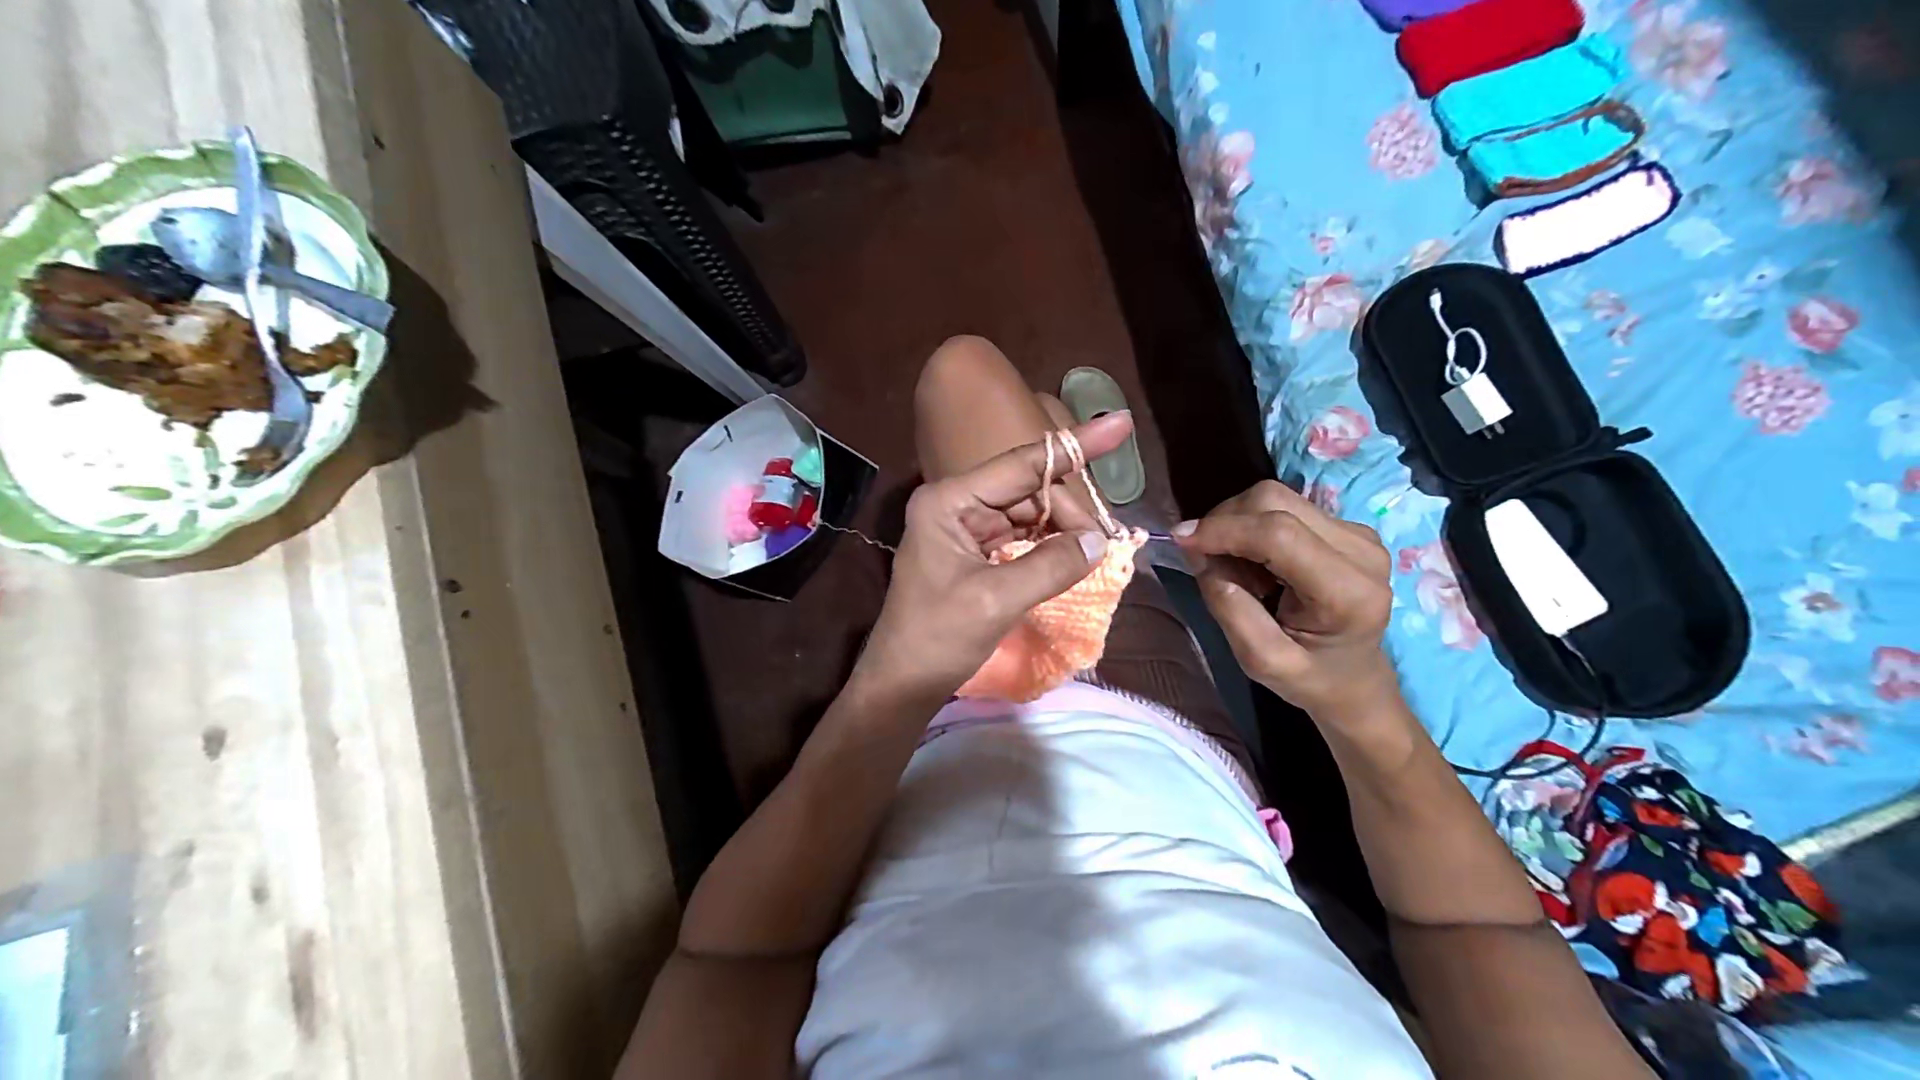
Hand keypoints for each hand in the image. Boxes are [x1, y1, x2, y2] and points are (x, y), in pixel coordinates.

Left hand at [855, 413, 1133, 696]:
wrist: (902, 682)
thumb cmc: (937, 637)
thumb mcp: (997, 600)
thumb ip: (1052, 564)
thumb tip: (1099, 541)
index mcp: (950, 500)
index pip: (1022, 463)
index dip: (1074, 446)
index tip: (1120, 424)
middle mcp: (956, 503)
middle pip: (1029, 489)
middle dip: (1069, 511)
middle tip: (1104, 543)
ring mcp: (964, 527)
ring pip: (1029, 512)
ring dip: (1062, 529)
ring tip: (1094, 551)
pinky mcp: (973, 552)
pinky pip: (1021, 536)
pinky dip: (1048, 546)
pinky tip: (1072, 556)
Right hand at [1175, 480, 1397, 723]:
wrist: (1354, 679)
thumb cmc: (1309, 678)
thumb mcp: (1260, 660)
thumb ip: (1230, 608)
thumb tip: (1200, 554)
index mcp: (1347, 592)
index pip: (1278, 534)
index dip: (1223, 529)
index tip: (1180, 541)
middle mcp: (1361, 550)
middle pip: (1275, 501)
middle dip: (1225, 522)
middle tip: (1209, 561)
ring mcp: (1357, 533)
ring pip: (1276, 497)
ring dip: (1238, 524)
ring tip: (1237, 567)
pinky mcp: (1346, 526)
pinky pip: (1284, 506)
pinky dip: (1253, 526)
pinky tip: (1256, 561)